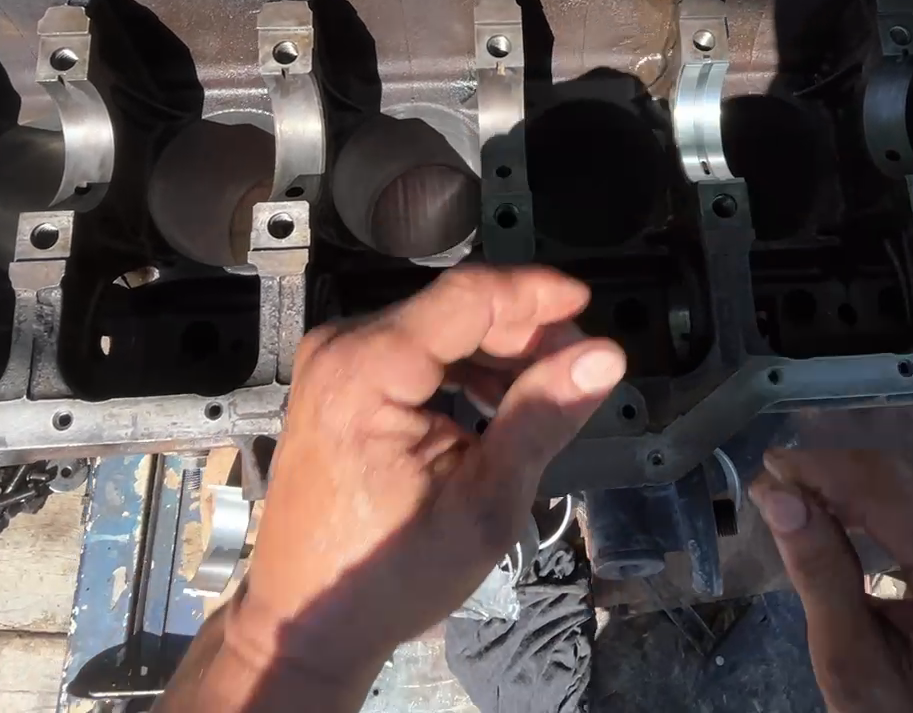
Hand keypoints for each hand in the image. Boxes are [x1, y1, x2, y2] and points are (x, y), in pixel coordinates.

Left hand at [161, 266, 626, 711]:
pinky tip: (500, 398)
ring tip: (547, 387)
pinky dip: (467, 364)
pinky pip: (419, 346)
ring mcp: (338, 357)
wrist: (306, 620)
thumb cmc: (391, 574)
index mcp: (368, 368)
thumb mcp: (484, 503)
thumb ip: (542, 417)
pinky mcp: (343, 375)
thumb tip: (606, 356)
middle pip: (454, 306)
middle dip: (523, 328)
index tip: (585, 303)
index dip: (533, 292)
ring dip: (499, 347)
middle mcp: (344, 344)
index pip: (467, 297)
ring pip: (441, 323)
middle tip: (577, 363)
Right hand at [748, 450, 912, 712]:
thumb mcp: (854, 667)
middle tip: (768, 492)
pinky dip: (864, 499)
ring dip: (840, 484)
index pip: (885, 495)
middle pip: (894, 483)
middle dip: (825, 475)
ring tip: (790, 501)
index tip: (763, 474)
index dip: (820, 472)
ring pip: (901, 484)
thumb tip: (776, 494)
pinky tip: (831, 511)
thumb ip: (819, 575)